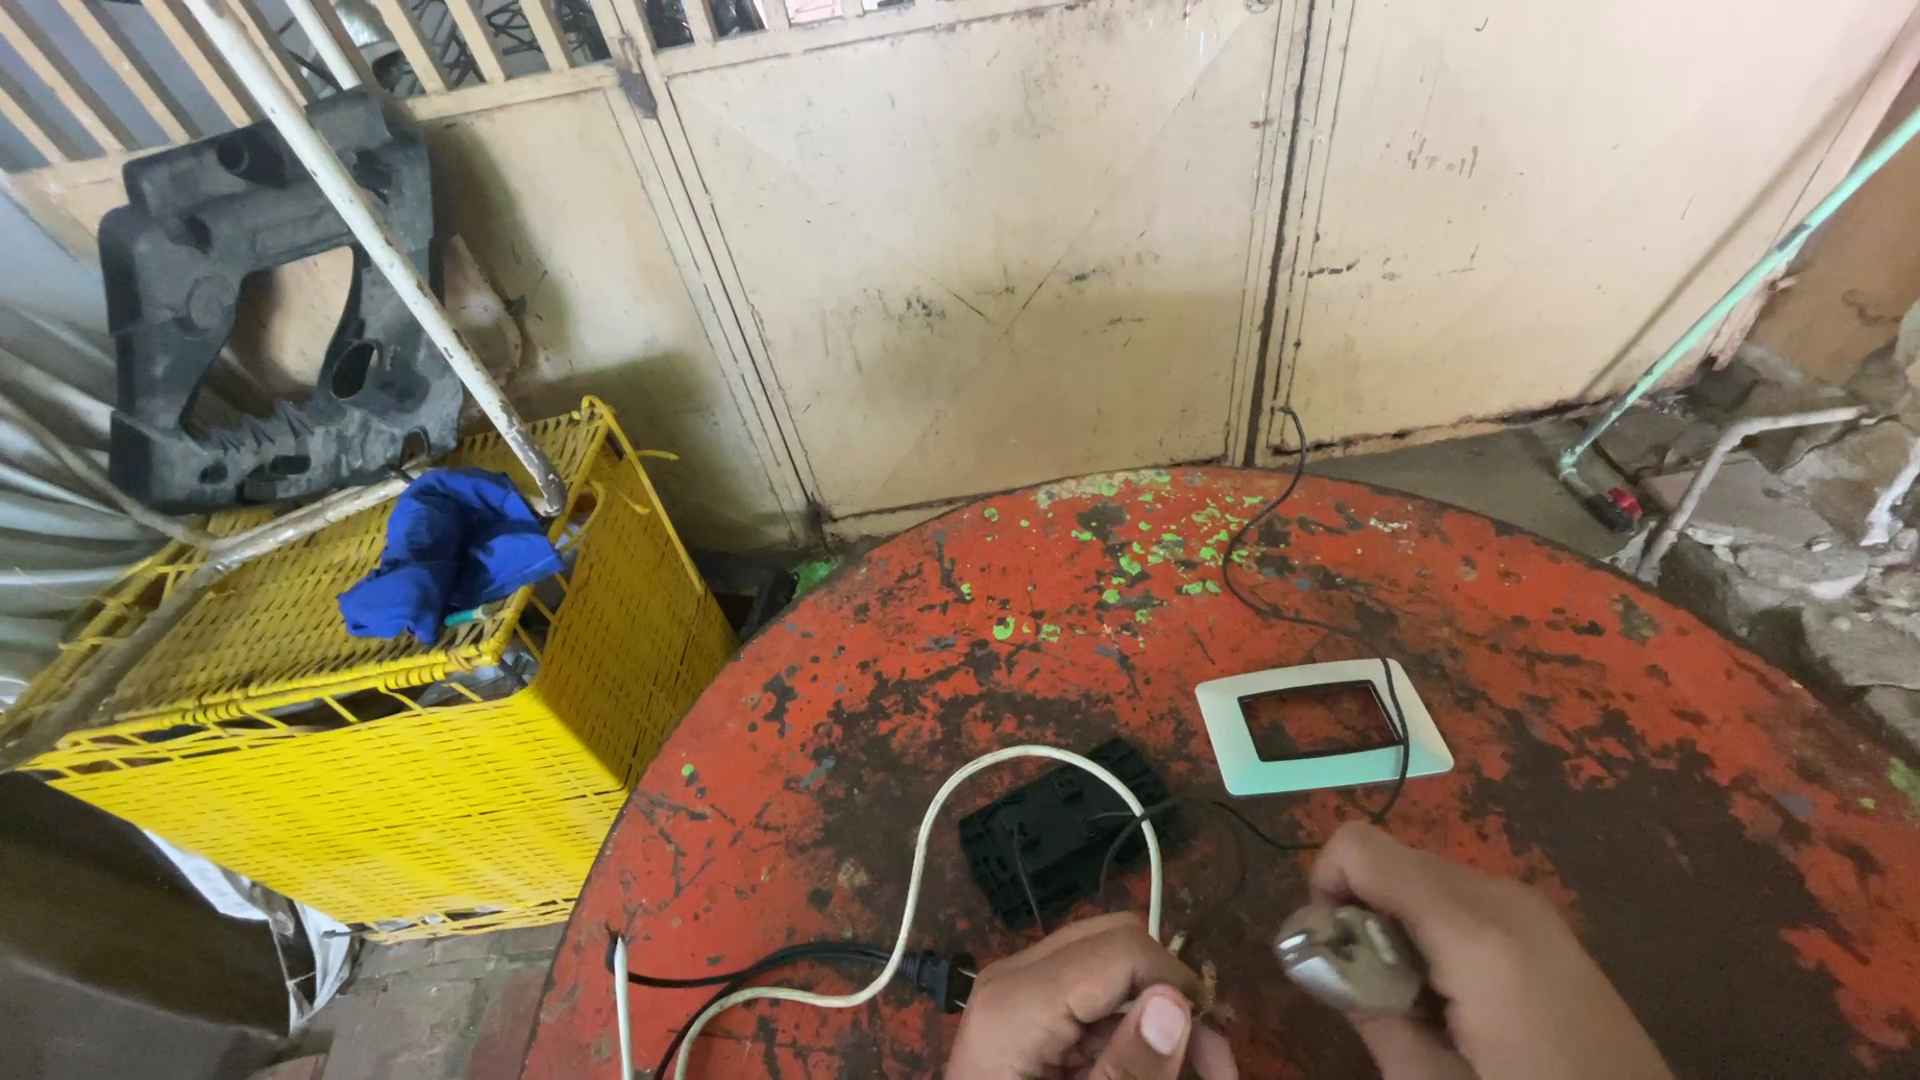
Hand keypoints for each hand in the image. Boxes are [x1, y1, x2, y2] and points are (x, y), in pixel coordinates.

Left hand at [945, 912, 1237, 1078]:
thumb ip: (1126, 1070)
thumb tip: (1175, 1000)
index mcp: (1019, 1000)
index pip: (1121, 949)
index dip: (1179, 987)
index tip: (1219, 1058)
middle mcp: (1014, 974)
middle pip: (1115, 940)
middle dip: (1172, 991)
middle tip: (1214, 1064)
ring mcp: (1016, 984)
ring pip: (1107, 960)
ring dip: (1155, 1007)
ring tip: (1195, 1069)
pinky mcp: (1024, 1003)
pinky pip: (1088, 989)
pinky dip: (1126, 1022)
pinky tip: (1146, 1064)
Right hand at [1310, 823, 1671, 1079]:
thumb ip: (1363, 1005)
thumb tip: (1319, 956)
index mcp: (1472, 932)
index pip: (1358, 846)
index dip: (1325, 885)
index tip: (1334, 951)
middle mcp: (1500, 897)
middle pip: (1389, 859)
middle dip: (1361, 909)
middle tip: (1374, 987)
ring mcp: (1531, 909)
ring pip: (1421, 875)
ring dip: (1396, 920)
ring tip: (1421, 998)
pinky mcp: (1547, 926)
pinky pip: (1459, 896)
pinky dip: (1432, 926)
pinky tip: (1458, 995)